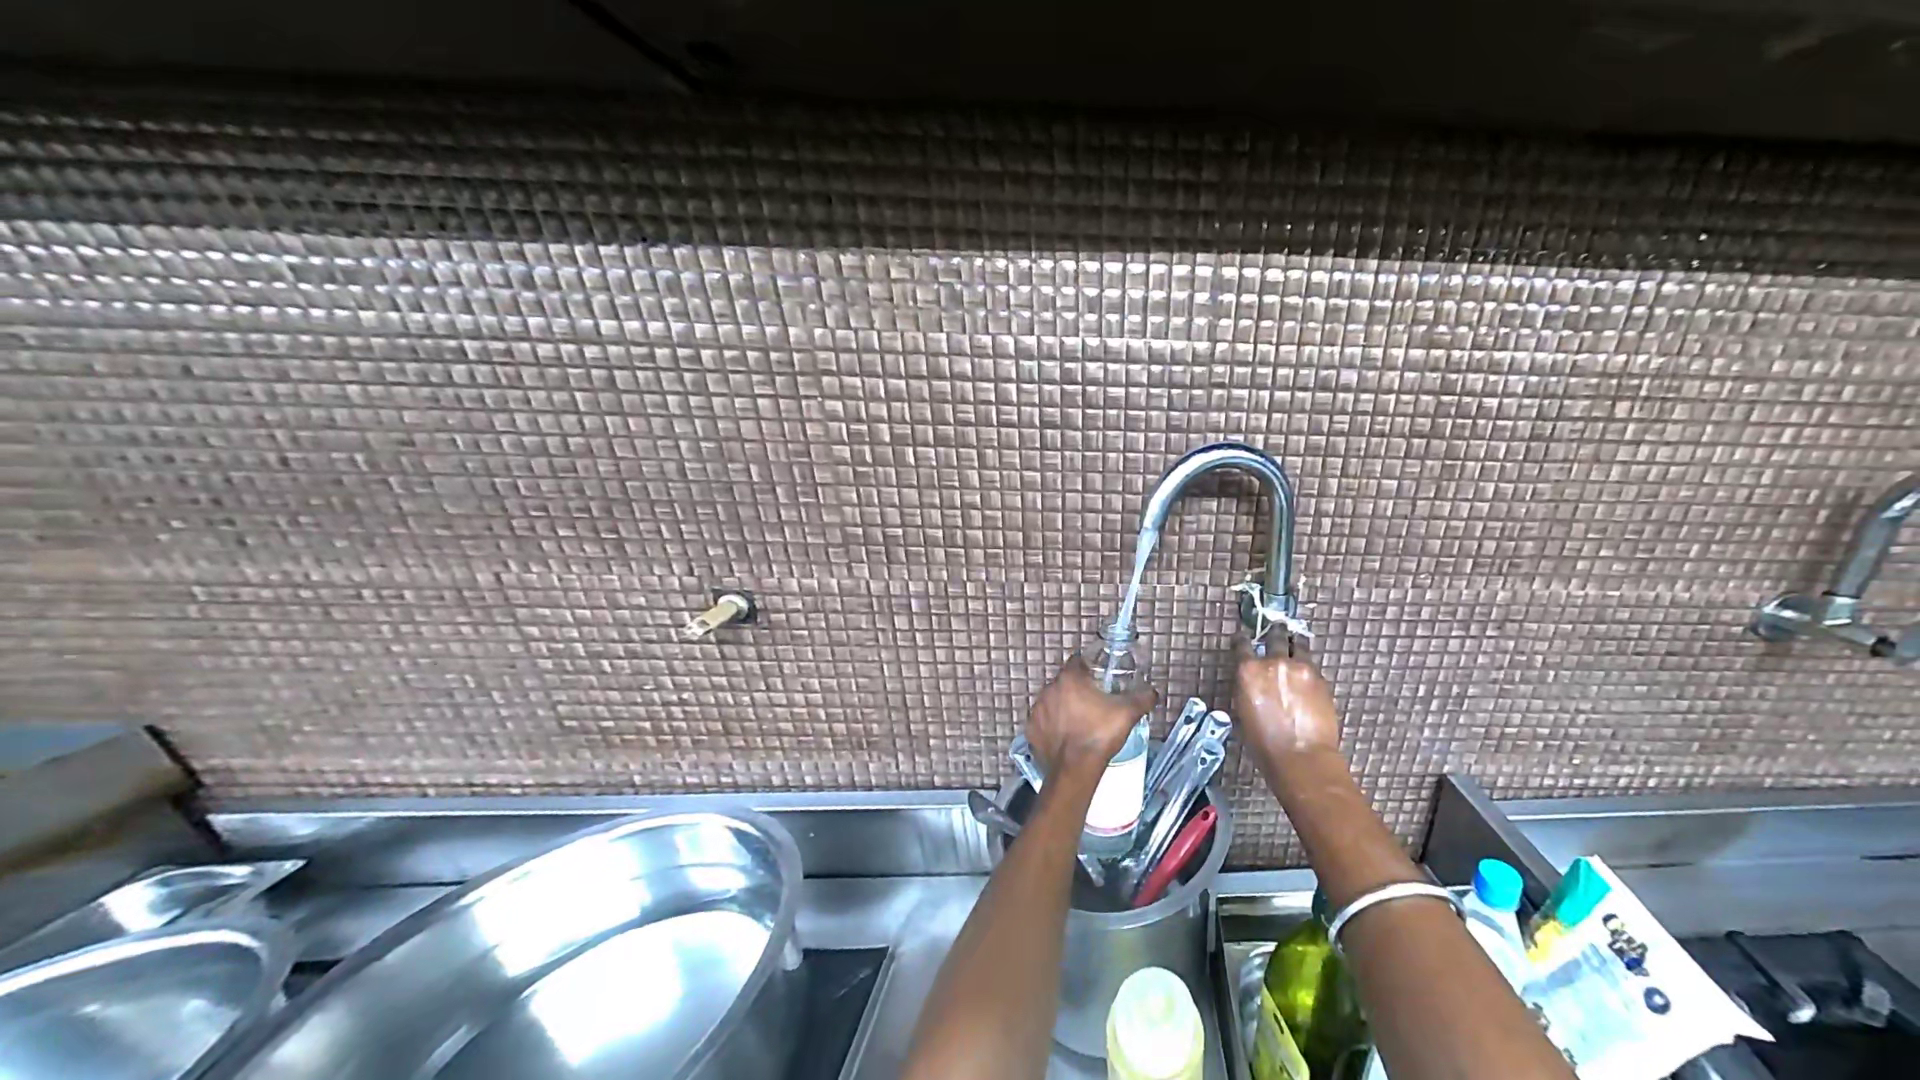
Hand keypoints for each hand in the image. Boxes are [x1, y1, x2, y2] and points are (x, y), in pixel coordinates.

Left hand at [1026, 657, 1156, 778]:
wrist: (1075, 768)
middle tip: (1093, 704)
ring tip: (1080, 722)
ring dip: (1063, 707)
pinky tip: (1066, 736)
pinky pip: (1043, 723)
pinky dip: (1052, 727)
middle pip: (1064, 682)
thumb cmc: (1100, 734)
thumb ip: (1143, 698)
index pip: (1077, 661)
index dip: (1089, 667)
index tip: (1098, 678)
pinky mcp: (1031, 729)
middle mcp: (1049, 689)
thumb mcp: (1128, 713)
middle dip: (1077, 690)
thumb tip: (1152, 692)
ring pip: (1052, 702)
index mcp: (1070, 679)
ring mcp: (1037, 710)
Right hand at [1234, 639, 1340, 758]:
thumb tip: (1251, 678)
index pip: (1242, 644)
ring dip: (1293, 644)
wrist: (1301, 756)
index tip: (1243, 638)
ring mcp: (1299, 667)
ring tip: (1294, 644)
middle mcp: (1272, 662)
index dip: (1242, 640)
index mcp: (1247, 670)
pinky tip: (1306, 672)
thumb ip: (1247, 685)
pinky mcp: (1320, 677)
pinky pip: (1311, 663)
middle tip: (1275, 631)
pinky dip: (1307, 664)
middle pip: (1274, 636)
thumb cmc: (1264, 741)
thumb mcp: (1243, 708)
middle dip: (1274, 634)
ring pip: (1297, 644)